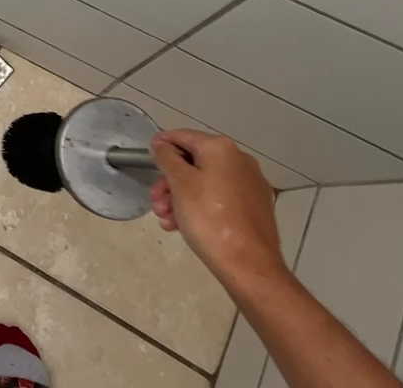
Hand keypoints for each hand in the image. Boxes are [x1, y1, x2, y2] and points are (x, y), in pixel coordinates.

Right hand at [149, 129, 286, 285]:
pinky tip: (184, 225)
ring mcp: (251, 186)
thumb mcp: (179, 183)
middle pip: (195, 162)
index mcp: (222, 149)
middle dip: (170, 180)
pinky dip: (201, 206)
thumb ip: (166, 157)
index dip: (162, 144)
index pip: (184, 136)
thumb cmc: (209, 218)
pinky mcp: (256, 209)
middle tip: (156, 200)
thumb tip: (162, 144)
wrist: (249, 266)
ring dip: (182, 196)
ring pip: (207, 182)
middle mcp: (241, 161)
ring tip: (166, 219)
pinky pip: (221, 198)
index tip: (147, 157)